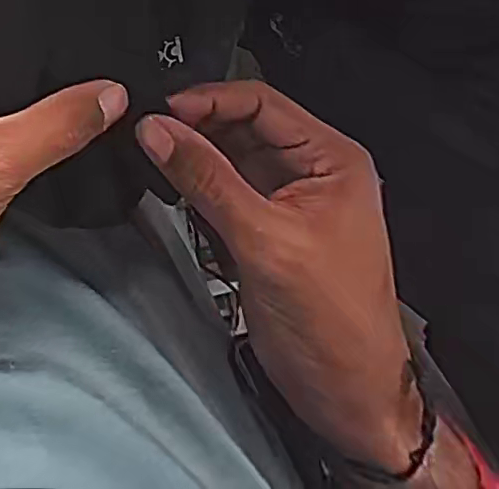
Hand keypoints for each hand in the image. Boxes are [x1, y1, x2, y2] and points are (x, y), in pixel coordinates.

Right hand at [136, 82, 419, 472]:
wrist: (346, 398)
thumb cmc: (335, 324)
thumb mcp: (264, 239)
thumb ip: (206, 178)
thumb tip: (158, 129)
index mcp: (331, 158)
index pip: (260, 102)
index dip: (209, 100)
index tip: (164, 109)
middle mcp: (309, 168)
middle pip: (240, 123)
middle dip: (195, 124)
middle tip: (152, 131)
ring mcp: (283, 194)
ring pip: (226, 151)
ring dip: (191, 151)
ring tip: (154, 153)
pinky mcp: (261, 219)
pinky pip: (220, 181)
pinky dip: (193, 179)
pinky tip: (170, 180)